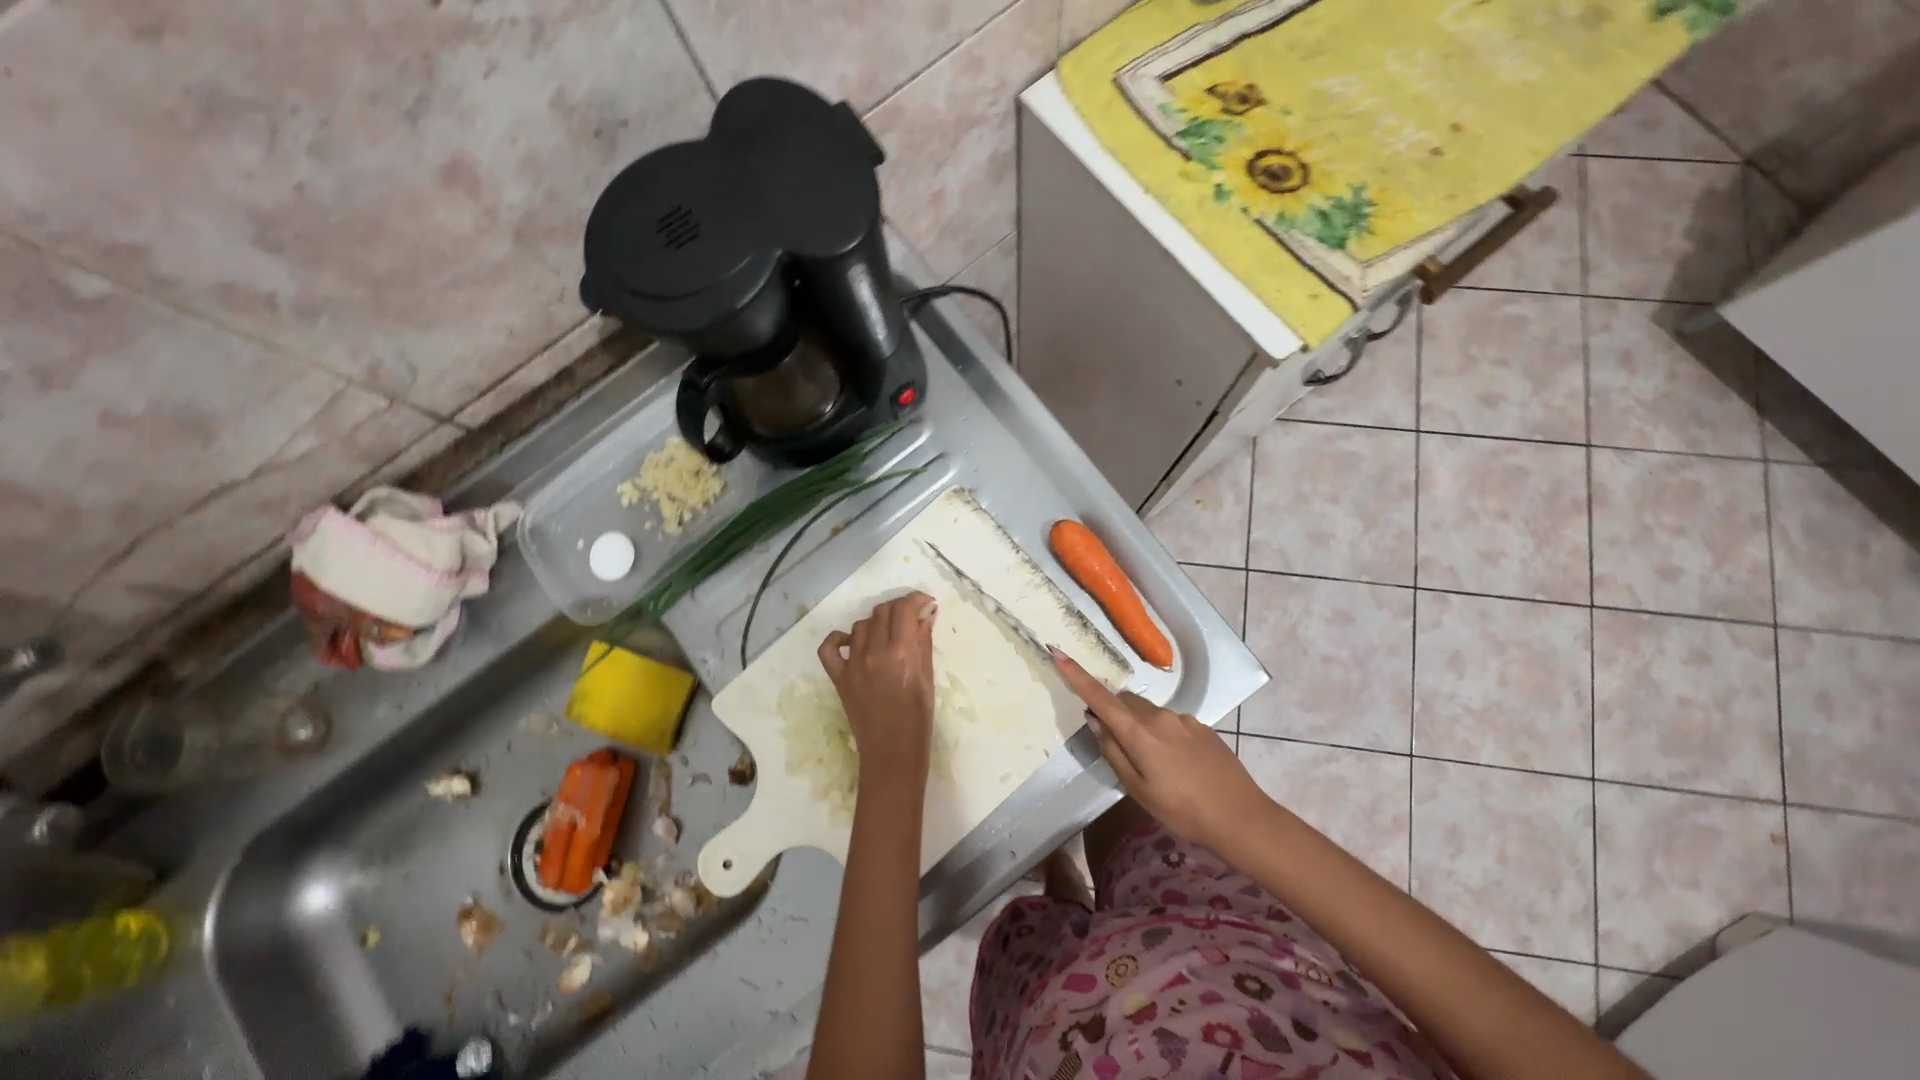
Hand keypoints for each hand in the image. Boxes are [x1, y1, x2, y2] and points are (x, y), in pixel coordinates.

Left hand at [817, 592, 939, 792]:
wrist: (892, 752)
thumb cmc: (918, 718)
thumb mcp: (927, 678)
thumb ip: (923, 643)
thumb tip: (925, 615)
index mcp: (901, 652)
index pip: (903, 608)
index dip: (916, 599)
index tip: (926, 603)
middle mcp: (874, 652)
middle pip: (882, 612)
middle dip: (899, 608)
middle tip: (911, 618)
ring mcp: (853, 664)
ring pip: (861, 625)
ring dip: (876, 624)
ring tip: (889, 636)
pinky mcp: (839, 677)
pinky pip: (829, 648)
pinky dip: (839, 639)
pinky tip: (852, 642)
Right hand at [1052, 648, 1270, 849]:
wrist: (1240, 817)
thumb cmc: (1182, 810)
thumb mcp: (1138, 789)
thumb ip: (1113, 752)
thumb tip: (1095, 721)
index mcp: (1140, 733)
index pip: (1101, 698)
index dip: (1077, 675)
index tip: (1058, 652)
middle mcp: (1161, 717)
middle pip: (1125, 703)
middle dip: (1115, 715)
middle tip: (1119, 750)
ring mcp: (1185, 720)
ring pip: (1149, 714)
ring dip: (1140, 728)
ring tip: (1155, 768)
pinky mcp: (1203, 727)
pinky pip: (1171, 723)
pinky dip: (1163, 736)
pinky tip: (1178, 766)